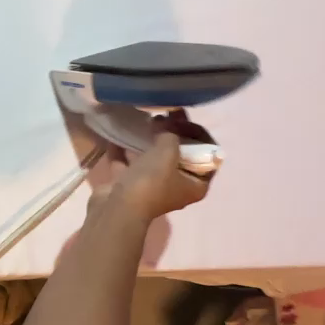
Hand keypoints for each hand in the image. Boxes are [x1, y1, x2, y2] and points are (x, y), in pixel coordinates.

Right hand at [88, 132, 210, 222]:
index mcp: (196, 185)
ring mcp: (151, 187)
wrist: (115, 209)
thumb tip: (163, 122)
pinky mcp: (129, 186)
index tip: (183, 121)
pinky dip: (126, 150)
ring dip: (152, 140)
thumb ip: (170, 133)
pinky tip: (120, 136)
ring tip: (148, 121)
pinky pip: (130, 163)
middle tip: (167, 116)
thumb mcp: (168, 152)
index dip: (198, 134)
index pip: (208, 154)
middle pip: (182, 154)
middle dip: (174, 134)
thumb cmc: (150, 183)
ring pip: (155, 159)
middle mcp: (176, 187)